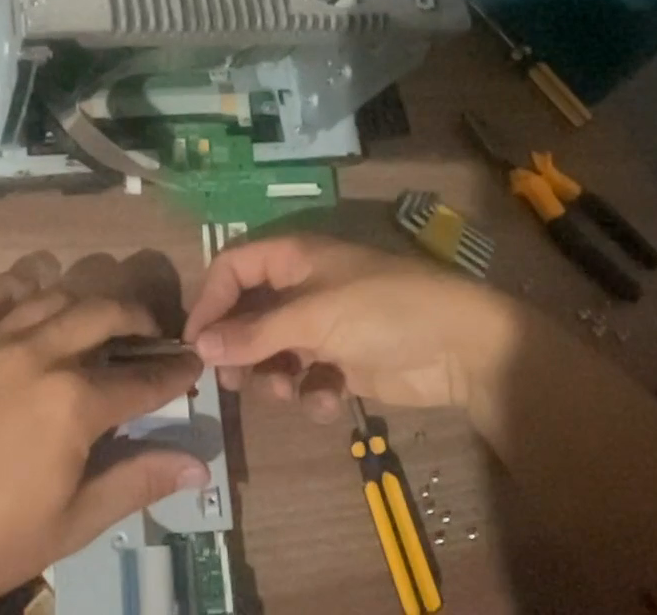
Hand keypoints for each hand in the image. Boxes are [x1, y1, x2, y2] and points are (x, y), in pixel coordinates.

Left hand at [0, 253, 207, 614]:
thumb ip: (136, 483)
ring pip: (55, 295)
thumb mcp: (70, 525)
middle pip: (104, 315)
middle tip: (153, 335)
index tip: (192, 365)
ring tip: (102, 314)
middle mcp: (39, 354)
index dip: (173, 372)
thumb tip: (197, 463)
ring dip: (89, 298)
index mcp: (74, 403)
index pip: (141, 379)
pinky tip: (35, 285)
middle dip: (139, 320)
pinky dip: (21, 280)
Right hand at [184, 235, 515, 420]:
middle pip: (248, 314)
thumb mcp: (314, 316)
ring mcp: (323, 326)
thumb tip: (199, 346)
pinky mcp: (343, 362)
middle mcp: (301, 288)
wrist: (461, 347)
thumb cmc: (382, 311)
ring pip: (273, 351)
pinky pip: (307, 376)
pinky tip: (330, 398)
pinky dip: (312, 390)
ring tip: (286, 389)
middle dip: (239, 348)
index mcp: (293, 258)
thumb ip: (254, 333)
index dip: (210, 300)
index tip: (195, 343)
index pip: (233, 267)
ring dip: (274, 374)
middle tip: (231, 381)